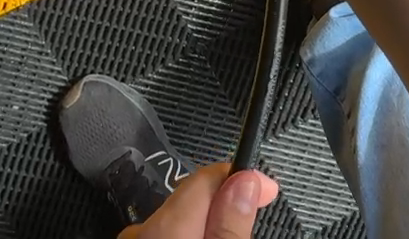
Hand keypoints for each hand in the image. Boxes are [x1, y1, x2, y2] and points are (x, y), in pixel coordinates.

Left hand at [121, 165, 279, 238]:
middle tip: (255, 214)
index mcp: (162, 226)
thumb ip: (230, 228)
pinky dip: (185, 234)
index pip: (207, 177)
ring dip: (204, 222)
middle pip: (193, 199)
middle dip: (224, 202)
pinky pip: (163, 235)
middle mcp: (139, 229)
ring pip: (177, 220)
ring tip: (229, 231)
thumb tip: (247, 182)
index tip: (269, 186)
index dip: (242, 175)